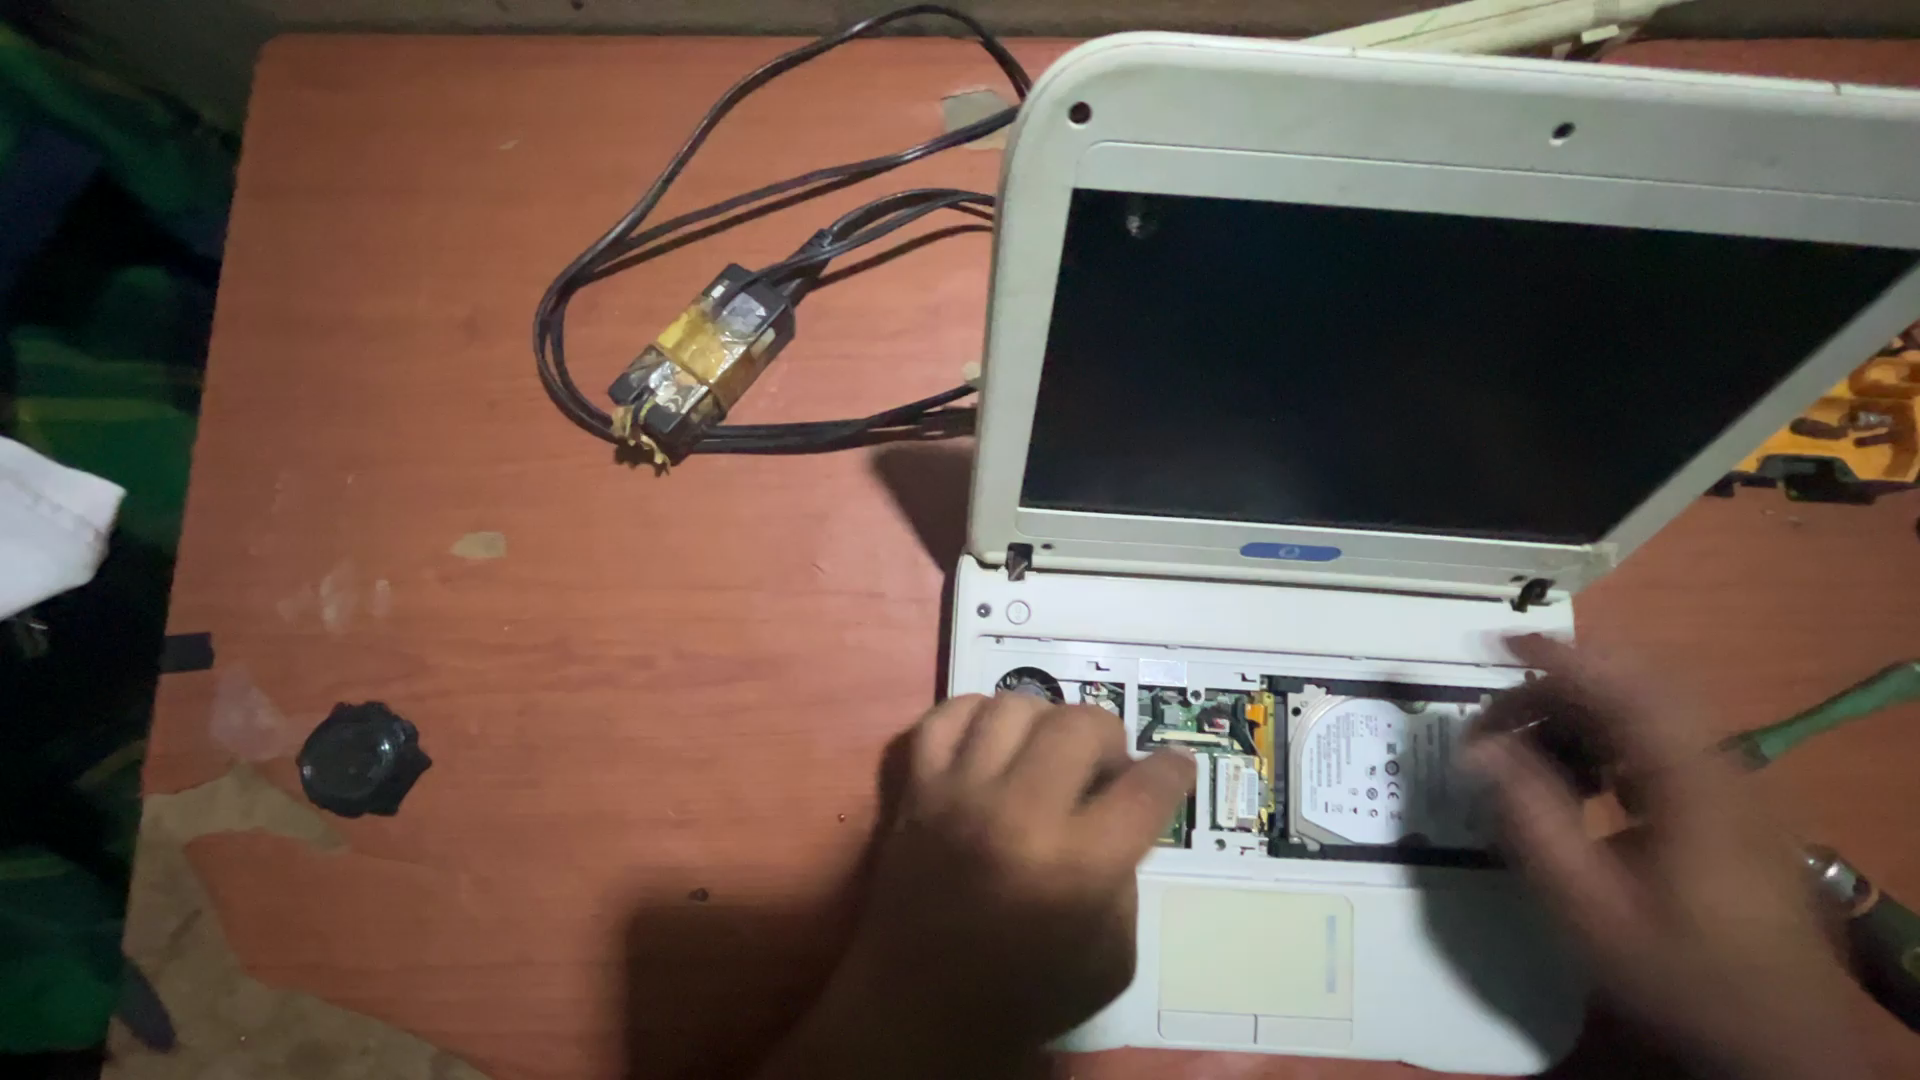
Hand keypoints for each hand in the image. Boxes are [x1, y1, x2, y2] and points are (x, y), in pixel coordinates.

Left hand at [758, 693, 1193, 1078]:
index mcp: (1075, 867)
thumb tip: (1122, 808)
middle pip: (1080, 725)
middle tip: (1103, 768)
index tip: (1176, 766)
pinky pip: (946, 716)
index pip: (1145, 790)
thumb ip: (1125, 876)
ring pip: (1014, 705)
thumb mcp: (1110, 958)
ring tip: (1045, 751)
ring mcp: (958, 793)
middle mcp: (1017, 815)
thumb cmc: (1023, 994)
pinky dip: (976, 715)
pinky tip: (991, 741)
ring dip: (1045, 721)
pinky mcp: (914, 789)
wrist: (915, 1011)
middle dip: (1109, 737)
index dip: (1173, 771)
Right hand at [1467, 635, 1868, 1079]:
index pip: (1625, 690)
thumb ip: (1528, 816)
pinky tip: (1569, 773)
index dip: (1559, 657)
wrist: (1779, 1036)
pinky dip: (1597, 738)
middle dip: (1551, 689)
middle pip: (1631, 690)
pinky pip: (1652, 741)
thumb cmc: (1676, 968)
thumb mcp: (1584, 901)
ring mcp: (1727, 784)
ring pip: (1641, 713)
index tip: (1496, 642)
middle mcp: (1718, 770)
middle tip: (1491, 723)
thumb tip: (1477, 748)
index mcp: (1691, 788)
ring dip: (1571, 714)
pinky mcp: (1724, 801)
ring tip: (1517, 747)